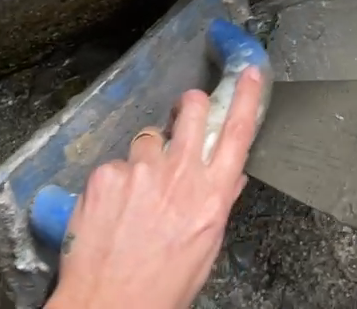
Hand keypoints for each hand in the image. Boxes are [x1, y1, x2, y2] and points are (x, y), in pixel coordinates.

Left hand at [46, 67, 264, 308]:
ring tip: (137, 196)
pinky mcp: (107, 173)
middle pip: (192, 110)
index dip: (246, 98)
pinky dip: (116, 182)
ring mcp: (141, 170)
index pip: (236, 135)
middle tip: (183, 116)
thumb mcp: (204, 250)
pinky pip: (116, 164)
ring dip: (146, 158)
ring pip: (149, 138)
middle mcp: (179, 175)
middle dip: (190, 104)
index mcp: (210, 197)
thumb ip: (217, 204)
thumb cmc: (162, 287)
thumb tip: (232, 174)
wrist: (108, 308)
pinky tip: (112, 210)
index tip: (249, 71)